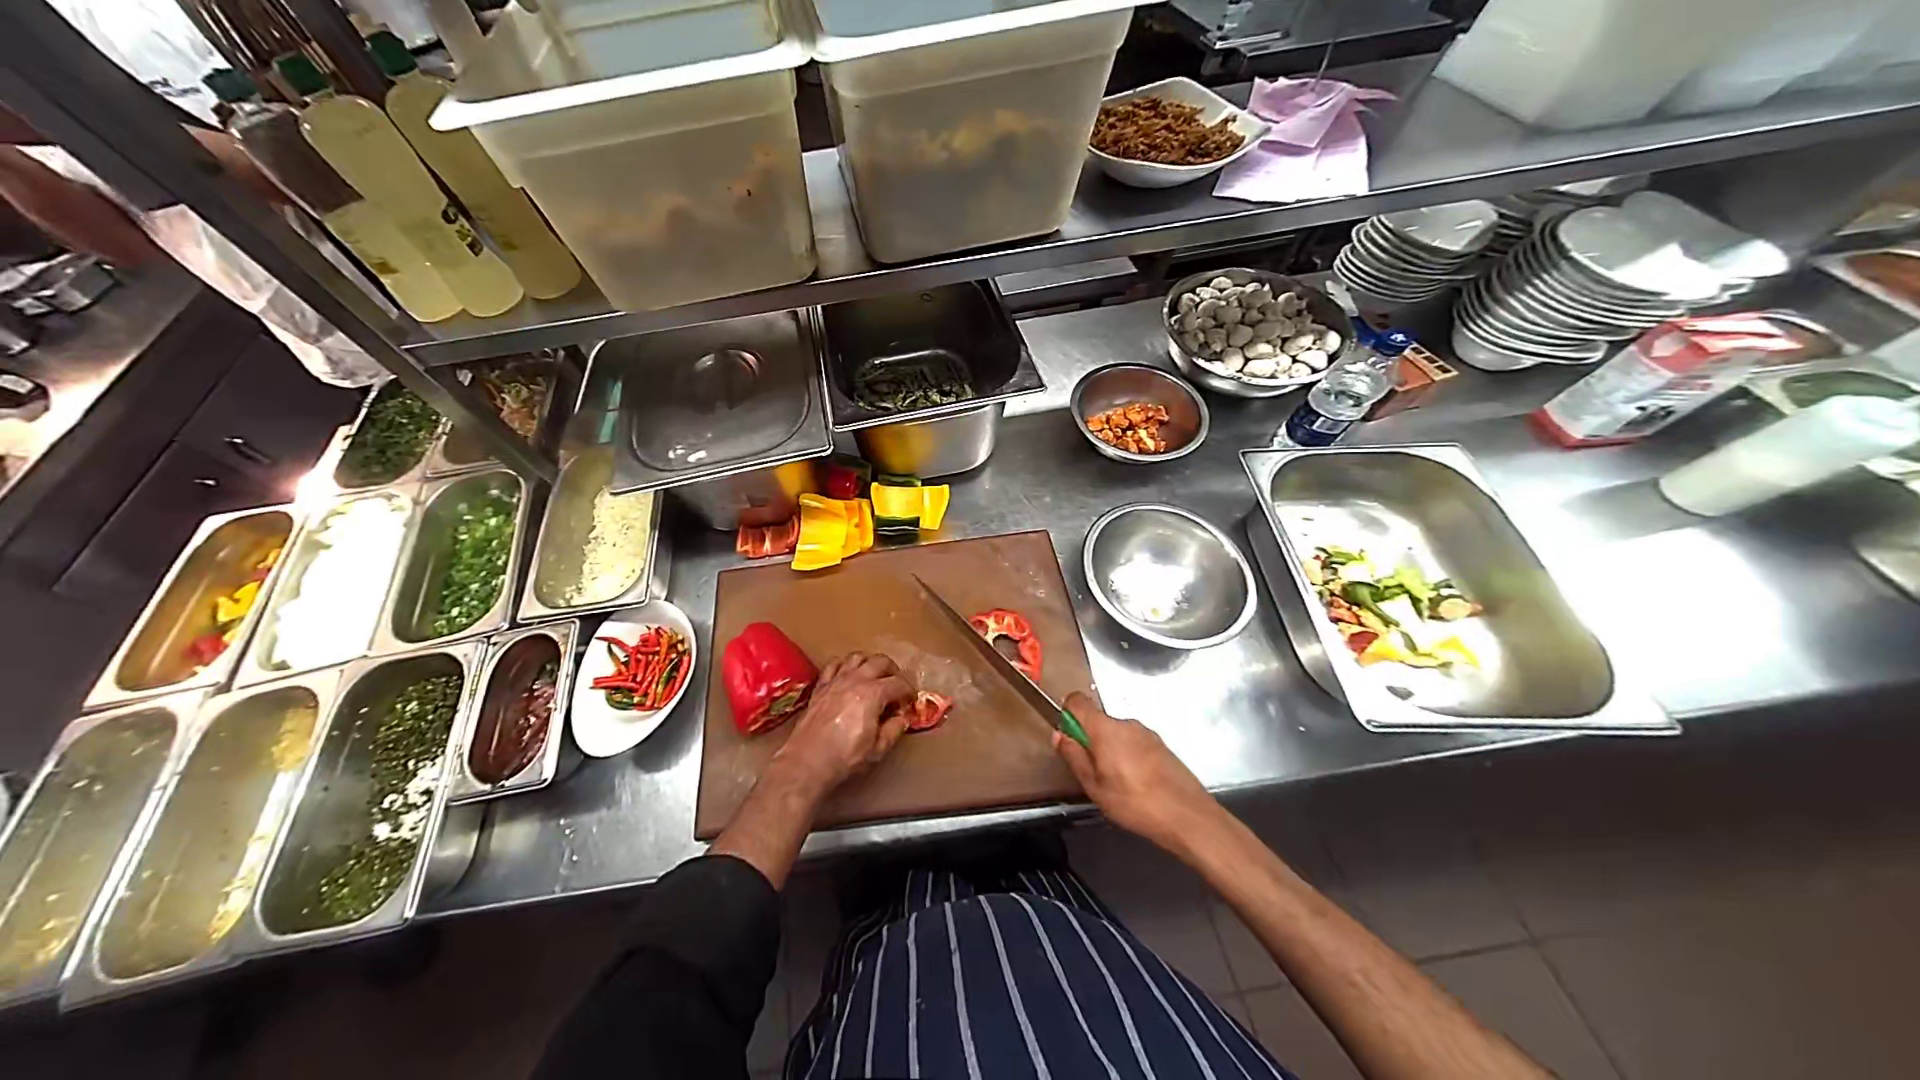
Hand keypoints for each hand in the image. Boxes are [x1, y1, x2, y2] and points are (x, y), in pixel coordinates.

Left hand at [768, 652, 913, 796]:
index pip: (899, 683)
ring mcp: (835, 681)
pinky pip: (834, 665)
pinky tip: (847, 675)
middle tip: (897, 686)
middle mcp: (855, 680)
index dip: (908, 691)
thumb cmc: (845, 757)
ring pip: (857, 657)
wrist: (808, 762)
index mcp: (873, 694)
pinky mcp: (820, 687)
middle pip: (880, 661)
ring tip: (874, 675)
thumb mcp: (878, 748)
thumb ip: (894, 729)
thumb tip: (902, 718)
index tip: (909, 701)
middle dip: (893, 671)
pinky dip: (844, 665)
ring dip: (869, 662)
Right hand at [1053, 692, 1221, 853]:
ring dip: (1110, 750)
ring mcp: (1146, 733)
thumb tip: (1060, 735)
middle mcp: (1126, 723)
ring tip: (1115, 784)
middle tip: (1091, 772)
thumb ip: (1074, 756)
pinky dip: (1128, 757)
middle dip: (1090, 740)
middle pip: (1097, 720)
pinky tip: (1135, 785)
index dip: (1067, 713)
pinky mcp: (1161, 745)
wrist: (1187, 816)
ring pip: (1117, 734)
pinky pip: (1134, 743)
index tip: (1068, 737)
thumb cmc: (1136, 803)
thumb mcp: (1094, 786)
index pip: (1077, 701)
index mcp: (1105, 728)